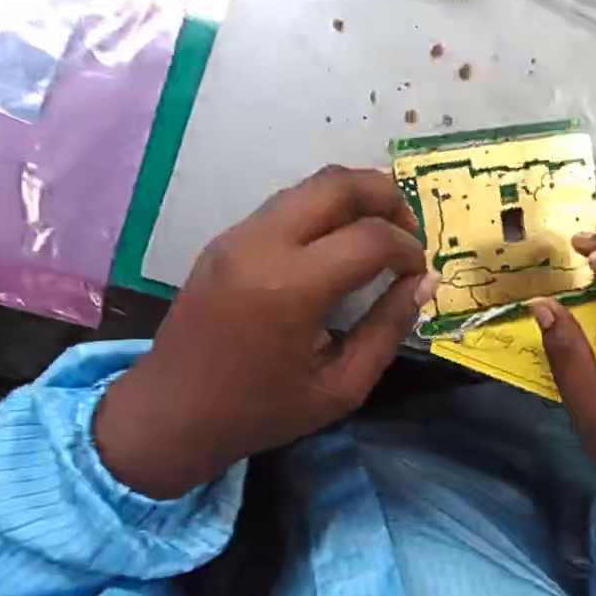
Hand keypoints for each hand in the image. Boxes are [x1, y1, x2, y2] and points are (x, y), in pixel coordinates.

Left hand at [97, 166, 439, 497]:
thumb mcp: (338, 387)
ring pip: (308, 186)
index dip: (407, 248)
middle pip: (338, 184)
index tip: (418, 272)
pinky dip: (321, 209)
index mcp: (291, 288)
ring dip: (353, 197)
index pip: (370, 237)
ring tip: (380, 230)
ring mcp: (236, 236)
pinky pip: (283, 205)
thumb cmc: (258, 411)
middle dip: (386, 196)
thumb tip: (424, 282)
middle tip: (409, 230)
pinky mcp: (223, 239)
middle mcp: (261, 245)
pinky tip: (338, 240)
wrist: (171, 411)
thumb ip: (387, 329)